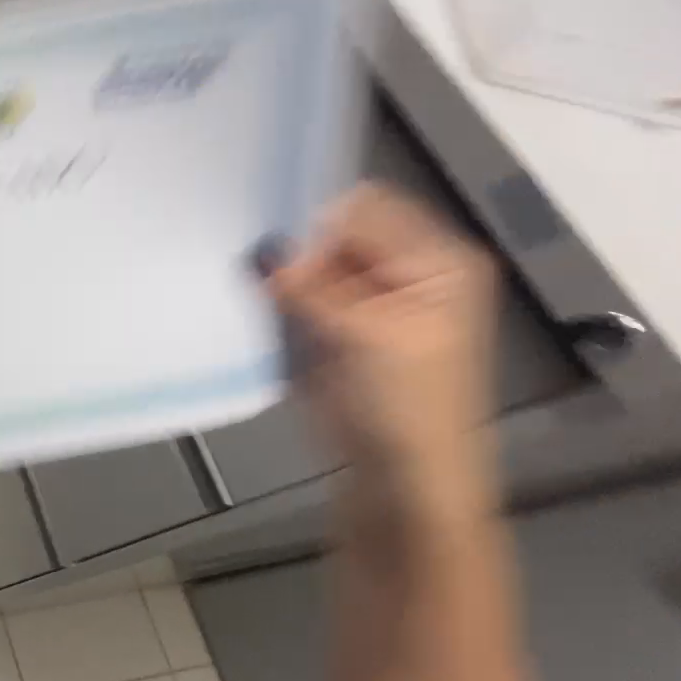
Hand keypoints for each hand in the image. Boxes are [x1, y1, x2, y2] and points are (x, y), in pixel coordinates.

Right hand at [262, 184, 499, 533]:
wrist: (400, 471)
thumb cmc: (405, 402)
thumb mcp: (366, 335)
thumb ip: (310, 286)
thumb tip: (260, 249)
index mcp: (434, 260)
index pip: (365, 209)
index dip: (317, 219)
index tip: (272, 239)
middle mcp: (401, 269)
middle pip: (333, 232)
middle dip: (292, 244)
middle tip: (250, 258)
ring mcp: (363, 296)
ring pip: (307, 261)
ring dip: (278, 271)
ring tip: (247, 281)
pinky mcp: (330, 322)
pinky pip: (293, 290)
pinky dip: (272, 293)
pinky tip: (251, 300)